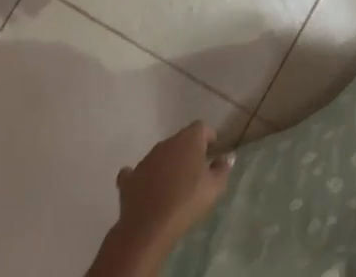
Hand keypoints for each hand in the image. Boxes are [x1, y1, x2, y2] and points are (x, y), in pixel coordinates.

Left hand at [114, 121, 234, 251]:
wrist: (149, 227)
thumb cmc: (188, 202)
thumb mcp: (214, 187)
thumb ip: (222, 169)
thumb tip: (227, 157)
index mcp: (188, 141)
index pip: (201, 127)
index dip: (208, 136)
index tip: (213, 150)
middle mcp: (165, 144)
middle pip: (180, 140)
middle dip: (188, 151)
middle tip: (195, 170)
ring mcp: (144, 160)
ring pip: (160, 156)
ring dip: (167, 164)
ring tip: (174, 184)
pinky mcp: (129, 178)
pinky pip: (136, 172)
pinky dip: (144, 177)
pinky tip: (147, 188)